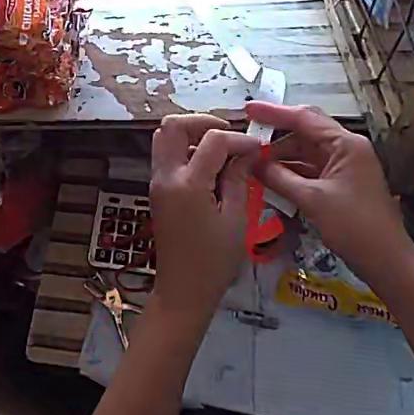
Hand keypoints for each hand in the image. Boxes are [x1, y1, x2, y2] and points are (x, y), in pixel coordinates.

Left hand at [148, 115, 261, 318]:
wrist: (183, 291)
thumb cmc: (214, 262)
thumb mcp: (235, 219)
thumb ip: (238, 179)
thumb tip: (246, 153)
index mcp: (187, 185)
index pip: (212, 140)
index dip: (238, 138)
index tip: (256, 147)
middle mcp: (166, 177)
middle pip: (172, 126)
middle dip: (203, 123)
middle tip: (229, 136)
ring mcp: (157, 182)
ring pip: (165, 138)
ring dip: (192, 135)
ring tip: (222, 152)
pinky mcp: (158, 190)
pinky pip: (167, 156)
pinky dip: (187, 151)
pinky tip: (211, 167)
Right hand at [246, 102, 413, 282]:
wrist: (387, 262)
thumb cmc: (354, 226)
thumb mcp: (312, 200)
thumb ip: (279, 178)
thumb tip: (252, 164)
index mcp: (345, 144)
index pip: (304, 118)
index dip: (274, 112)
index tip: (248, 108)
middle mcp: (346, 148)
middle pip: (305, 131)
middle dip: (276, 134)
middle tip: (247, 134)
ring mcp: (344, 166)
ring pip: (306, 152)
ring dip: (281, 156)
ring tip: (252, 160)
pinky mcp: (340, 183)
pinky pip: (310, 169)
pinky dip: (291, 172)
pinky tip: (270, 177)